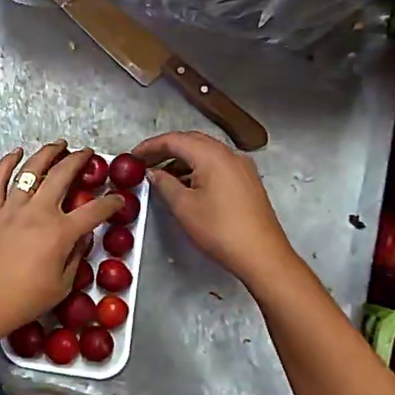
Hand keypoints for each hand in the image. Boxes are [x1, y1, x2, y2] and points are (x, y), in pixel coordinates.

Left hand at [0, 143, 123, 339]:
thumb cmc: (24, 300)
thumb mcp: (63, 284)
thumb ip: (76, 256)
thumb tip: (82, 237)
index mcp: (60, 232)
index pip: (94, 211)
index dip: (111, 203)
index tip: (118, 199)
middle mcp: (38, 213)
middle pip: (62, 176)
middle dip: (79, 160)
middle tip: (88, 153)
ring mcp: (12, 210)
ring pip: (30, 171)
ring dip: (47, 153)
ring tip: (59, 144)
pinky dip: (6, 164)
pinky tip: (16, 153)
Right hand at [134, 131, 296, 285]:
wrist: (261, 254)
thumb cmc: (220, 230)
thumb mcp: (183, 207)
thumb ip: (164, 184)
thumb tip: (154, 173)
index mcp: (212, 156)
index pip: (174, 140)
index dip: (151, 145)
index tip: (134, 155)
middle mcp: (229, 154)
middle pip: (191, 141)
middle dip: (166, 149)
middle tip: (145, 162)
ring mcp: (241, 167)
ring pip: (205, 153)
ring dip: (182, 160)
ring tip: (162, 176)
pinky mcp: (247, 181)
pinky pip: (217, 165)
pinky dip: (198, 168)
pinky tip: (186, 185)